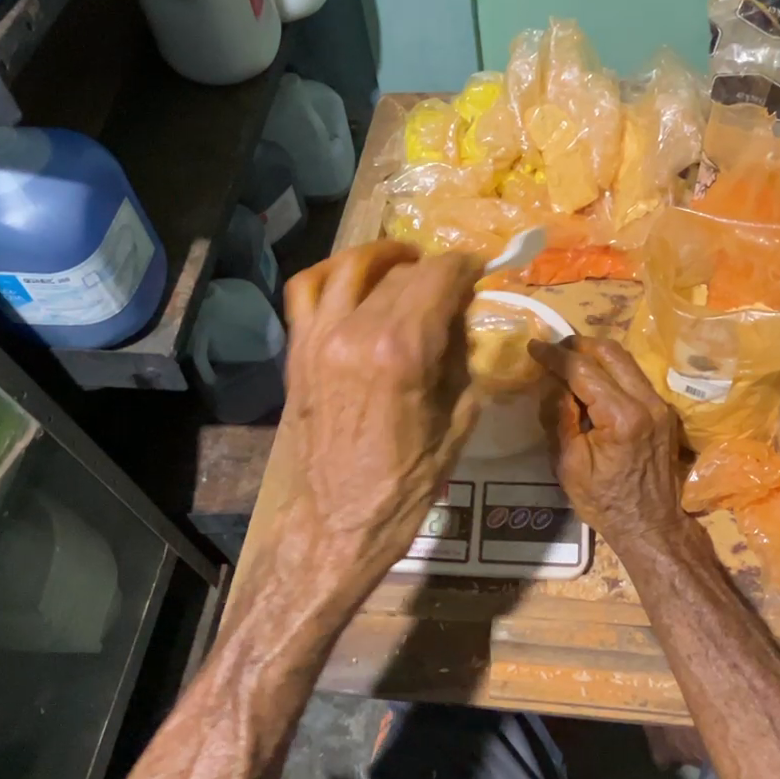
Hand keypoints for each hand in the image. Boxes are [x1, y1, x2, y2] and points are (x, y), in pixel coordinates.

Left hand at [282, 241, 483, 585]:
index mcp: (404, 349)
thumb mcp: (459, 419)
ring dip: (386, 257)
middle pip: (402, 271)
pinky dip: (332, 273)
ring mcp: (320, 337)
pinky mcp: (298, 349)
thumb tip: (461, 316)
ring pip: (352, 266)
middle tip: (454, 284)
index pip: (440, 276)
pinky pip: (307, 289)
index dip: (467, 266)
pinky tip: (354, 279)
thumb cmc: (407, 482)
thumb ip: (462, 358)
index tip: (481, 269)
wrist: (337, 520)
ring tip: (406, 264)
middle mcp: (357, 330)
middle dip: (435, 269)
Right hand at [528, 337, 698, 564]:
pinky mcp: (664, 411)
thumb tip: (553, 383)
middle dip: (577, 345)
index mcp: (621, 417)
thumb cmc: (604, 502)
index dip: (555, 355)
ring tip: (568, 361)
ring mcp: (660, 405)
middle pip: (610, 352)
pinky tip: (591, 381)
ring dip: (595, 355)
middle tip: (552, 350)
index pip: (583, 370)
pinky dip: (610, 370)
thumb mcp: (568, 464)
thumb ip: (560, 417)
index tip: (533, 347)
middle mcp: (647, 402)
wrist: (650, 525)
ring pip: (626, 360)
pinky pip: (634, 377)